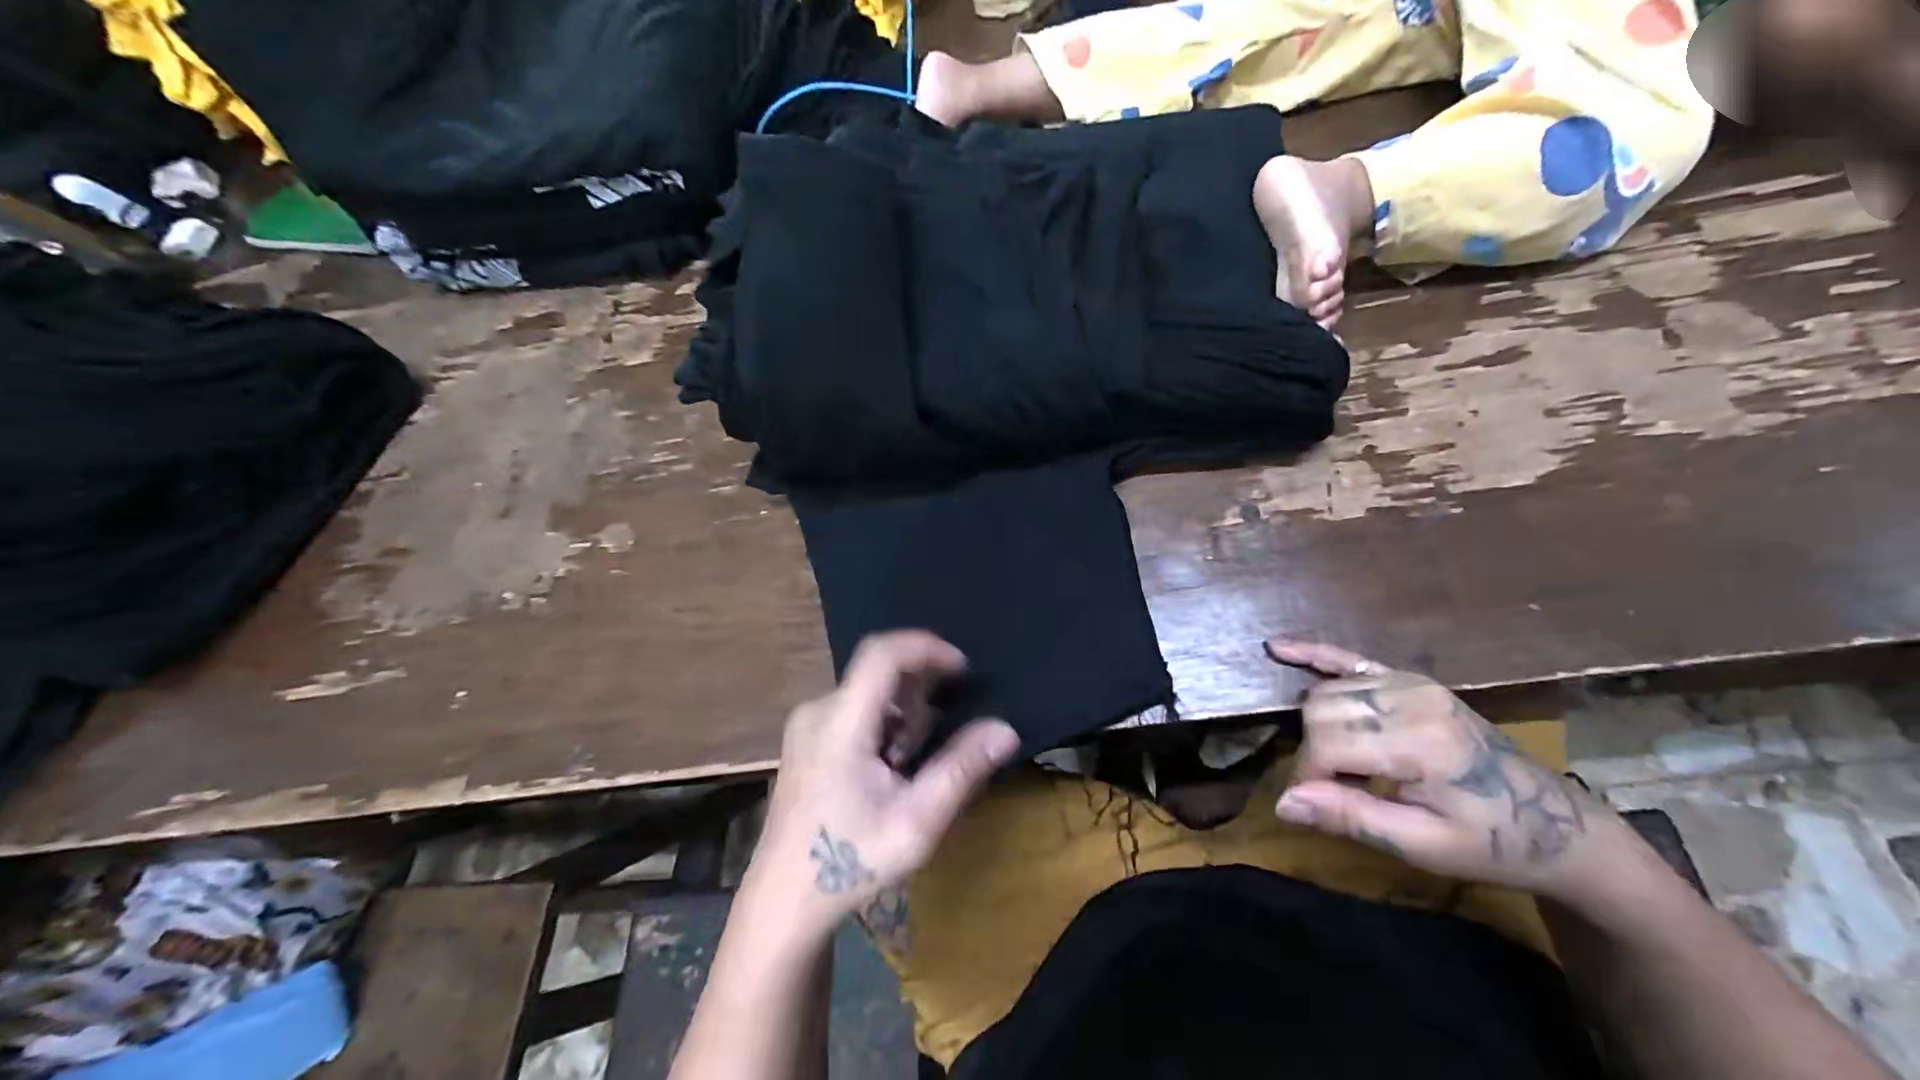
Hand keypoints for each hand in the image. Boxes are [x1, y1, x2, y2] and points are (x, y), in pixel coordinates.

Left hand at [746, 631, 1021, 937]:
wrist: (785, 899)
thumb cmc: (852, 861)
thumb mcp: (917, 821)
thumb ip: (962, 769)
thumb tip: (1006, 730)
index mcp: (840, 722)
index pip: (883, 653)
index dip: (927, 648)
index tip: (963, 669)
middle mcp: (818, 710)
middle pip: (880, 674)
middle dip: (919, 697)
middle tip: (939, 741)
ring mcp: (807, 725)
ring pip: (869, 693)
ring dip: (902, 717)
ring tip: (909, 768)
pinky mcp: (805, 739)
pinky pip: (854, 710)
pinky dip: (882, 726)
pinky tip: (888, 770)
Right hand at [1266, 639, 1630, 901]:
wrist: (1557, 825)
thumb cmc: (1492, 844)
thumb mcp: (1423, 846)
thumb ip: (1350, 817)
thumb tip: (1281, 802)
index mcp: (1421, 742)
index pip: (1326, 743)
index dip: (1309, 778)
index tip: (1319, 808)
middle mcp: (1413, 698)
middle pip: (1319, 710)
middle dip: (1314, 751)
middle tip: (1339, 791)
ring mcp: (1413, 683)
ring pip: (1326, 690)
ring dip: (1318, 726)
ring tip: (1348, 766)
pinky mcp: (1412, 680)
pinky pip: (1349, 658)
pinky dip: (1313, 654)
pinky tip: (1278, 647)